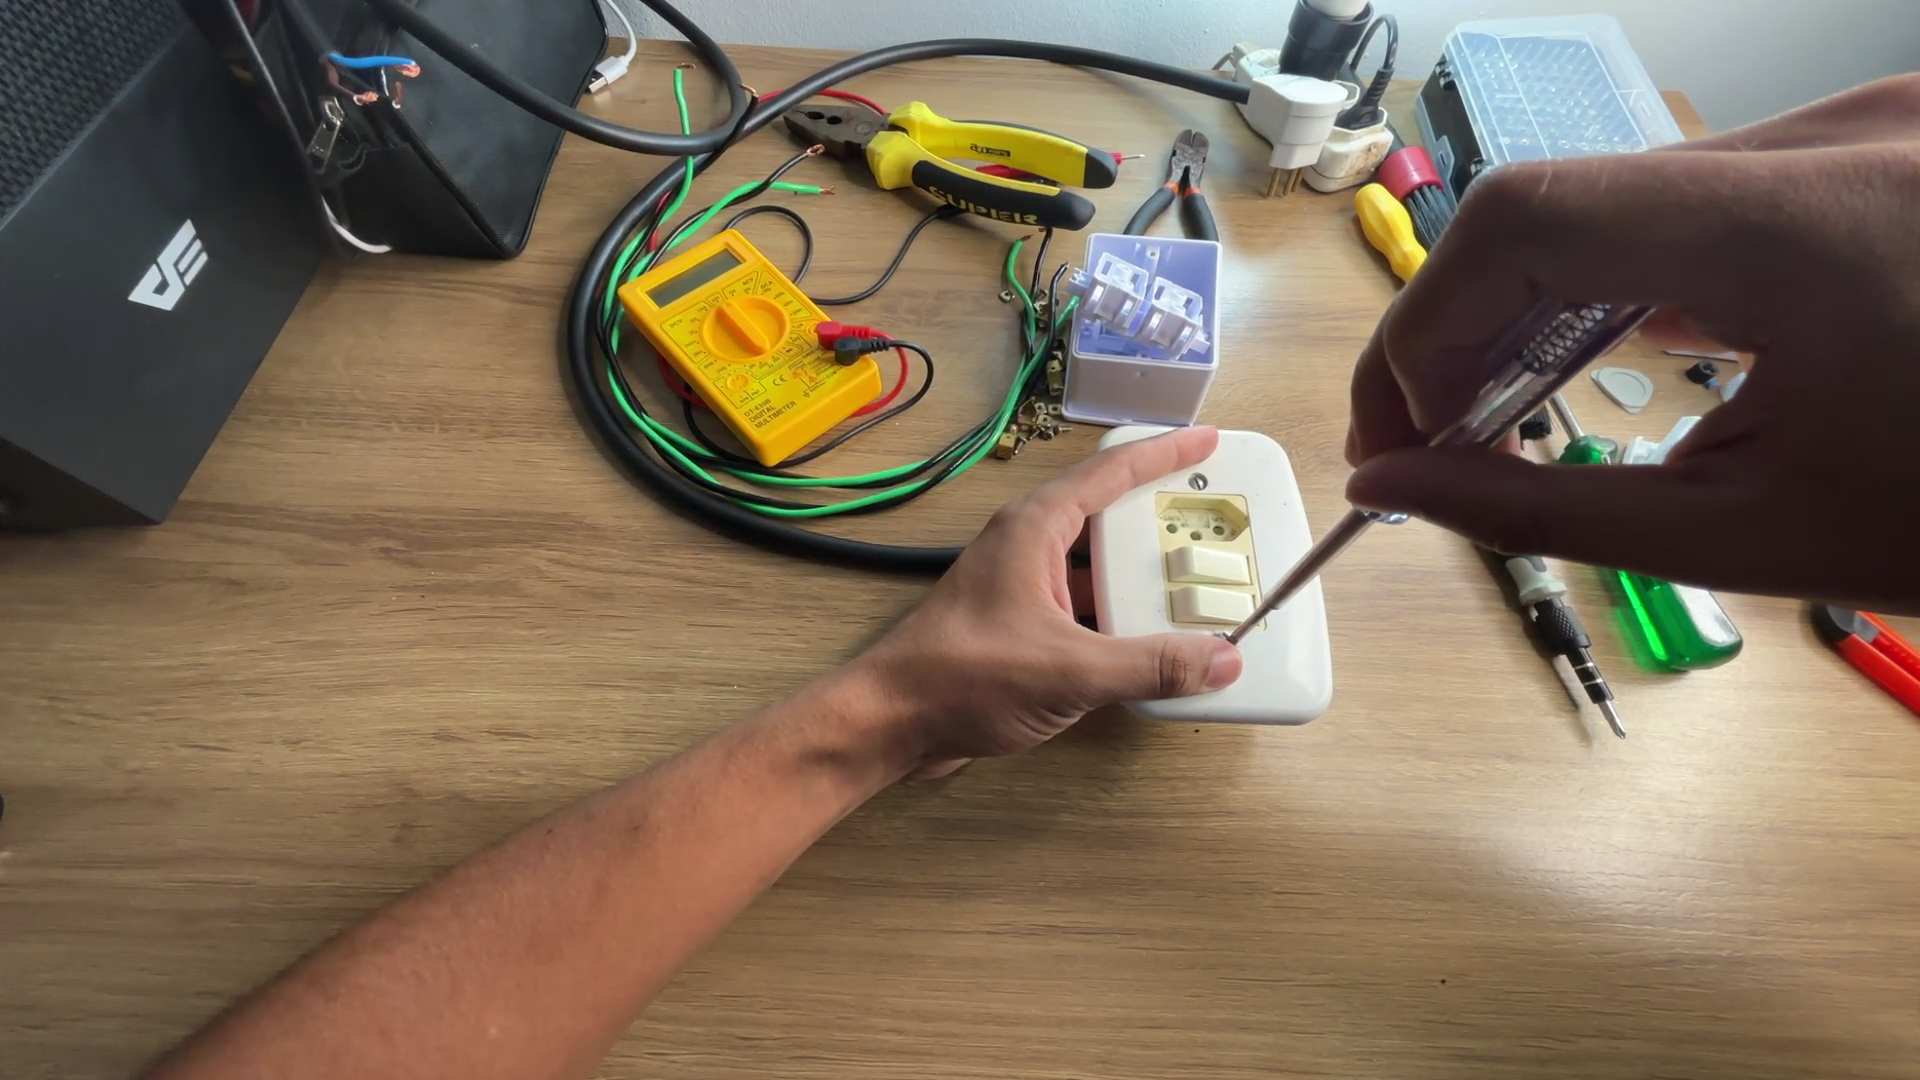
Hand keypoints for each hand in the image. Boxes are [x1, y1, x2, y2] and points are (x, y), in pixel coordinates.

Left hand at [853, 426, 1243, 778]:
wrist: (894, 720)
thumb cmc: (965, 677)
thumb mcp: (1069, 670)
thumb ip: (1149, 664)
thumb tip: (1224, 658)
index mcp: (1034, 528)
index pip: (1109, 472)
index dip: (1162, 452)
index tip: (1207, 439)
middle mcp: (1027, 547)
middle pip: (1105, 515)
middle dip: (1159, 516)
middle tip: (1214, 520)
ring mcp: (1020, 585)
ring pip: (1093, 564)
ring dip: (1138, 571)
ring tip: (1196, 579)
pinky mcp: (1018, 622)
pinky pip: (1081, 603)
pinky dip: (1116, 612)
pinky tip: (1148, 635)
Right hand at [1344, 75, 1919, 611]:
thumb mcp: (1744, 535)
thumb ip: (1529, 510)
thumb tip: (1379, 486)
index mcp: (1813, 228)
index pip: (1519, 224)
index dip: (1424, 328)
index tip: (1417, 434)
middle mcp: (1826, 142)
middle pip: (1530, 216)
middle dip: (1437, 338)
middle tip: (1414, 442)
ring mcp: (1843, 135)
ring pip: (1575, 216)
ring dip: (1493, 325)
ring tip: (1483, 419)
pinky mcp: (1840, 160)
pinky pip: (1639, 220)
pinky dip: (1565, 303)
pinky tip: (1566, 371)